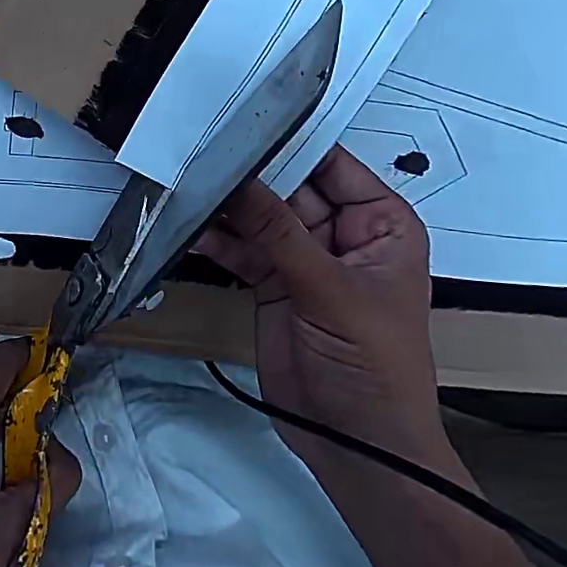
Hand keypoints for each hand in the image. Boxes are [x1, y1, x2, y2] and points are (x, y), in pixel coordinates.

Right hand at [197, 145, 450, 471]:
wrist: (354, 445)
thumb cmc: (374, 368)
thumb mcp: (331, 292)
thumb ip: (280, 235)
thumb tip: (241, 182)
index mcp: (379, 223)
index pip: (331, 165)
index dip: (290, 142)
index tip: (243, 121)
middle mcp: (340, 233)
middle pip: (287, 187)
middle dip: (248, 176)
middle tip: (200, 154)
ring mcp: (301, 259)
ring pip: (258, 217)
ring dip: (226, 207)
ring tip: (186, 187)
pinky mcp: (270, 283)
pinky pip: (240, 249)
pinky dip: (216, 240)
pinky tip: (190, 229)